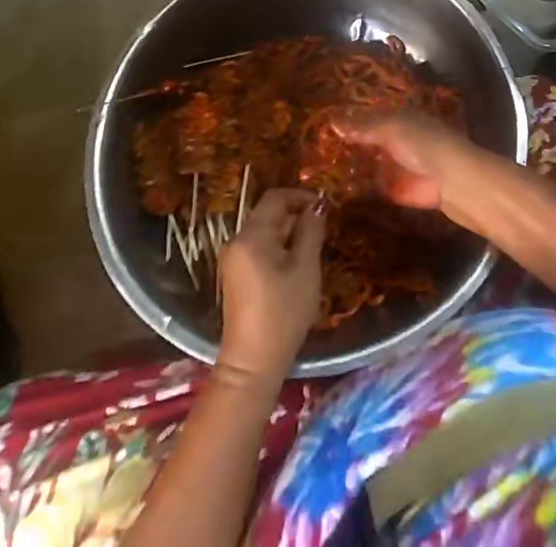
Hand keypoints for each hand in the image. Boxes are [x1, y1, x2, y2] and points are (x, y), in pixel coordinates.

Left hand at [216, 188, 324, 381]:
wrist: (253, 360)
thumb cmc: (284, 312)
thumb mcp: (305, 269)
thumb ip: (310, 233)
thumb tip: (316, 208)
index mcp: (251, 235)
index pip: (274, 198)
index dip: (299, 196)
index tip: (323, 205)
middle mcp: (236, 241)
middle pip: (266, 214)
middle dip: (294, 215)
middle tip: (322, 227)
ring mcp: (232, 259)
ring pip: (262, 232)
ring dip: (287, 232)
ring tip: (312, 246)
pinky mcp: (234, 275)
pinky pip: (257, 249)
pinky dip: (277, 248)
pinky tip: (294, 265)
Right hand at [329, 112, 470, 209]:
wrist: (459, 185)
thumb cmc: (426, 146)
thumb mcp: (391, 129)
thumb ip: (362, 126)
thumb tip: (331, 118)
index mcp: (399, 118)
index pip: (367, 114)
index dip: (347, 117)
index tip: (319, 123)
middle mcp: (398, 139)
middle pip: (366, 139)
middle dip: (344, 143)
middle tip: (311, 149)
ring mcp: (399, 165)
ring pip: (367, 162)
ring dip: (348, 165)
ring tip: (315, 169)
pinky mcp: (399, 189)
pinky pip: (372, 184)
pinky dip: (357, 185)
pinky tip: (334, 187)